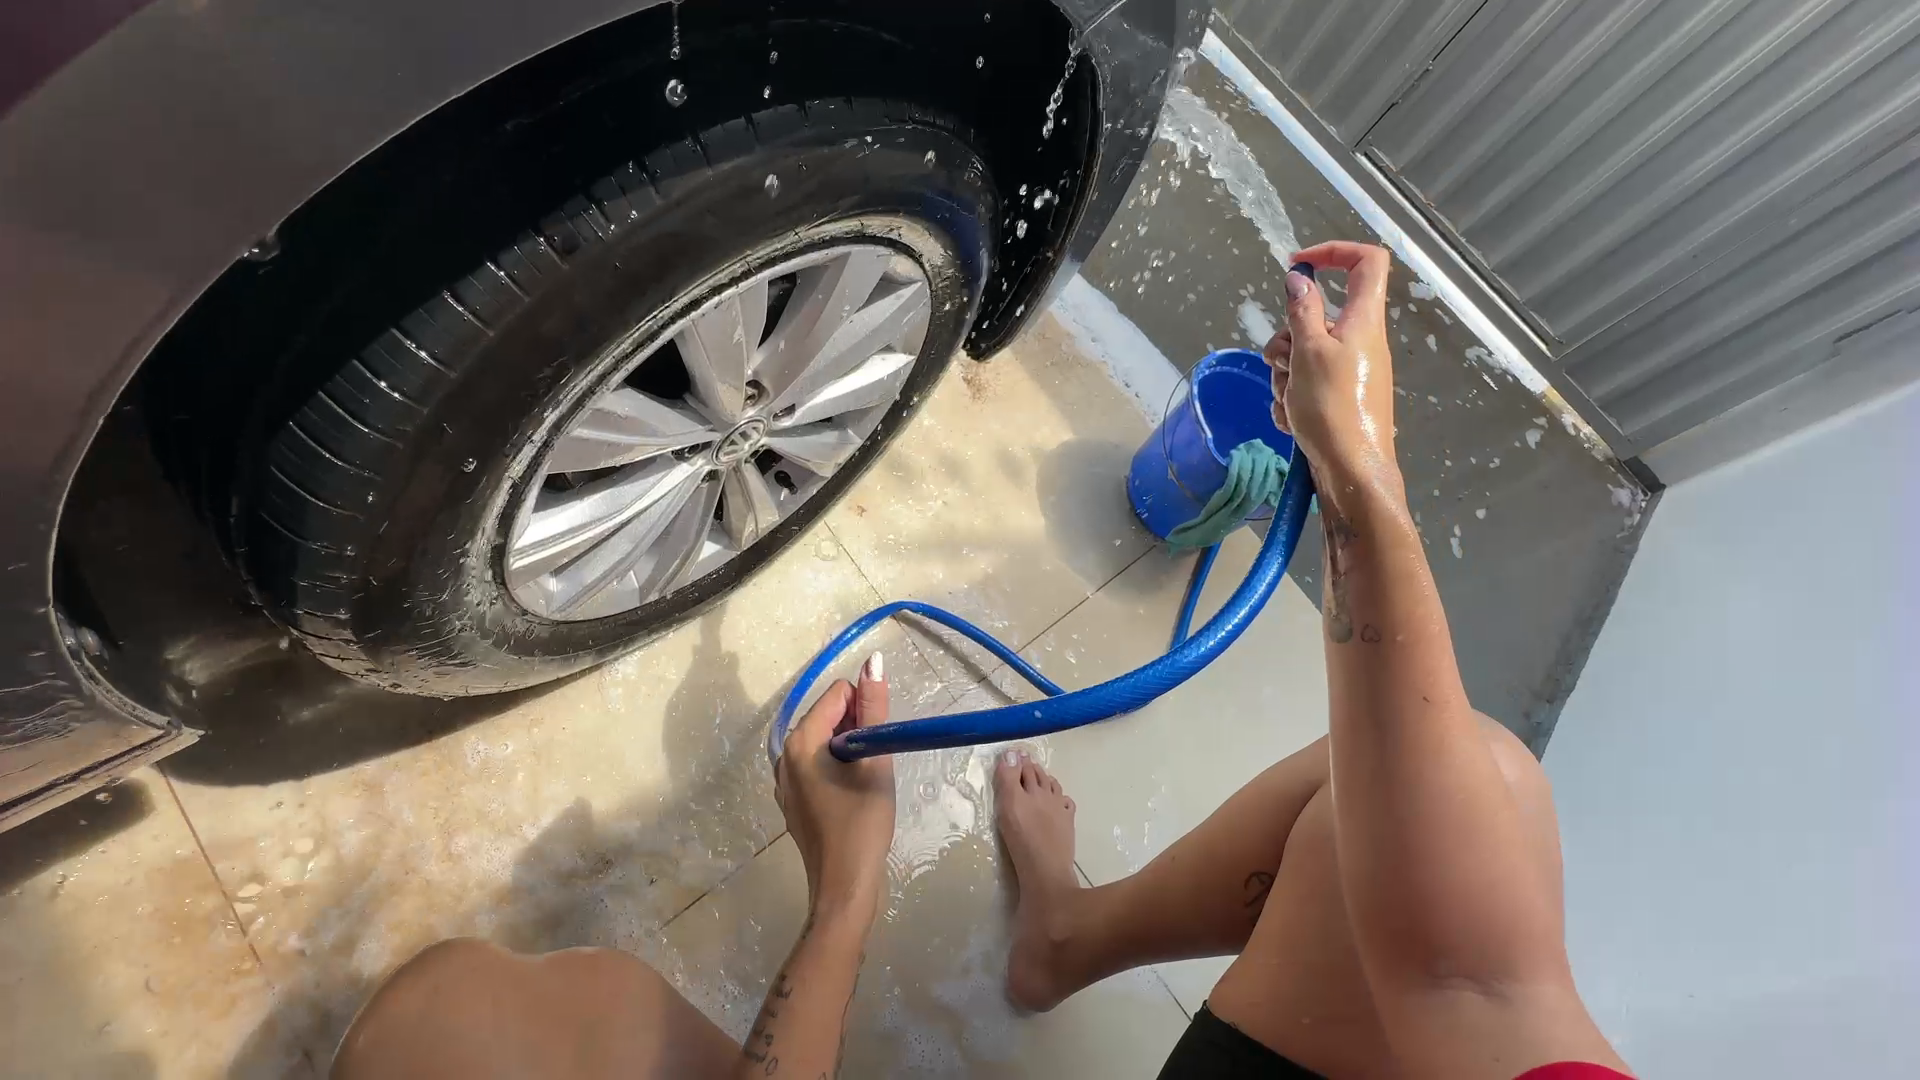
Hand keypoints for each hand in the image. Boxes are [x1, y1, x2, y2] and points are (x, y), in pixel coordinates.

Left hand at [774, 653, 894, 923]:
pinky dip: (838, 769)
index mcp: (800, 741)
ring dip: (850, 750)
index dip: (866, 711)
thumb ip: (874, 707)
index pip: (839, 693)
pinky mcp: (793, 800)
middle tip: (874, 765)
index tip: (878, 743)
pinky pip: (817, 765)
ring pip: (825, 741)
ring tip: (864, 783)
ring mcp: (785, 780)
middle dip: (856, 730)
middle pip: (829, 715)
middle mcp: (784, 755)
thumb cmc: (863, 821)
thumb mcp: (875, 759)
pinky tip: (851, 797)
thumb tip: (874, 659)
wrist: (844, 886)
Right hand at [1264, 241, 1399, 489]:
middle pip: (1316, 318)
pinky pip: (1304, 384)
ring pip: (1302, 354)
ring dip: (1284, 375)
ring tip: (1289, 401)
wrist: (1350, 468)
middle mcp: (1359, 340)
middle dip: (1286, 339)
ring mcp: (1347, 370)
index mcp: (1363, 320)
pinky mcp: (1336, 397)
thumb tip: (1298, 279)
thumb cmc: (1332, 407)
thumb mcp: (1308, 353)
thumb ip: (1302, 311)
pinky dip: (1291, 398)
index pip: (1365, 262)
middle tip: (1281, 362)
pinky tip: (1291, 418)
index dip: (1332, 252)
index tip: (1296, 266)